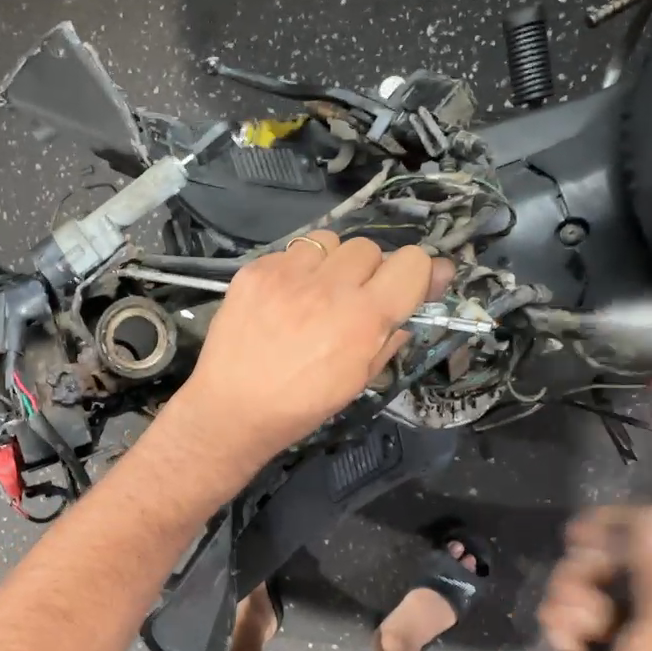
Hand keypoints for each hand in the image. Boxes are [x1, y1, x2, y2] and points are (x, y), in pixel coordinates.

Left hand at [166, 230, 447, 470]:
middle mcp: (328, 288)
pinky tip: (283, 298)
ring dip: (330, 263)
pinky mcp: (254, 271)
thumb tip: (418, 298)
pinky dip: (294, 269)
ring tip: (314, 294)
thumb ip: (392, 332)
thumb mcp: (360, 379)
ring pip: (329, 241)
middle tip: (349, 301)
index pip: (412, 262)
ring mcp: (287, 275)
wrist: (233, 409)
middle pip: (369, 247)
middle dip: (367, 271)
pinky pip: (290, 252)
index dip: (413, 274)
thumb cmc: (302, 405)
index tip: (404, 287)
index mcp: (363, 319)